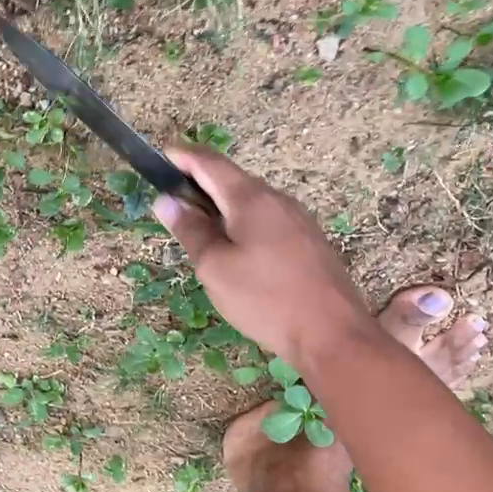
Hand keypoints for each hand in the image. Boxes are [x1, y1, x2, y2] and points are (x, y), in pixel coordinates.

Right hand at [152, 145, 376, 362]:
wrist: (333, 336)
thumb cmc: (265, 298)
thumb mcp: (214, 266)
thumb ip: (190, 230)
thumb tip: (166, 201)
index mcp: (251, 199)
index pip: (210, 163)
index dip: (183, 156)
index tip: (159, 156)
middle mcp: (278, 200)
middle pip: (232, 179)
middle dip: (199, 182)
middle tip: (170, 199)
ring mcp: (298, 220)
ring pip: (251, 200)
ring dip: (220, 204)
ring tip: (196, 225)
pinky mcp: (308, 241)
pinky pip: (266, 218)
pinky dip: (241, 220)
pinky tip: (232, 245)